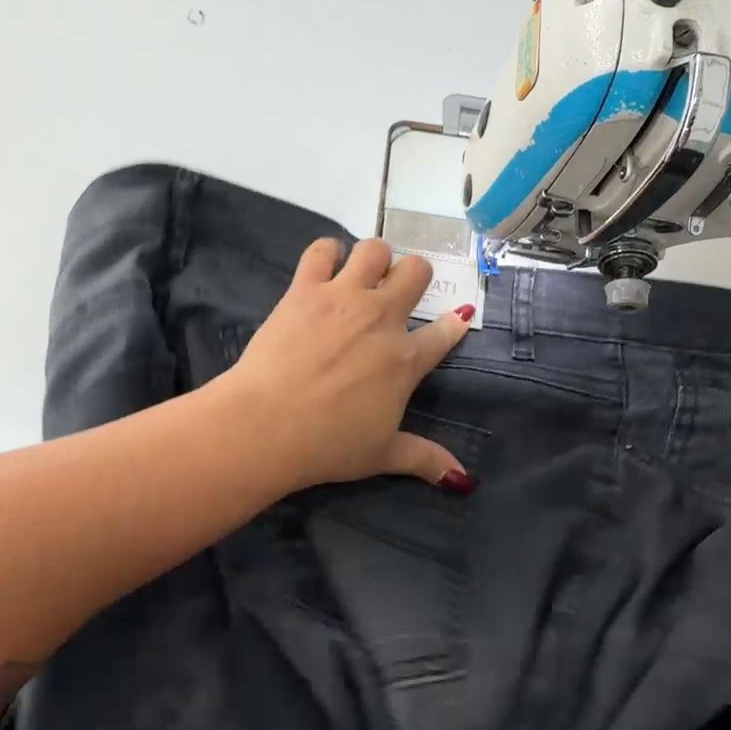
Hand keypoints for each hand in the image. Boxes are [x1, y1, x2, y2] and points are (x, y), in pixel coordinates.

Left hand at [213, 237, 473, 492]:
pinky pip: (322, 250)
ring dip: (375, 258)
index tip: (454, 320)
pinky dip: (327, 252)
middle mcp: (382, 318)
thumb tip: (463, 480)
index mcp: (406, 360)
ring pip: (375, 249)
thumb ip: (425, 459)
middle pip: (416, 272)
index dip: (454, 323)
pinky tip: (326, 264)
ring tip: (364, 275)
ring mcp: (343, 298)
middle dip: (414, 277)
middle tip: (397, 294)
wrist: (266, 425)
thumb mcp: (381, 455)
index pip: (445, 331)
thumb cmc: (328, 445)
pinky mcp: (304, 289)